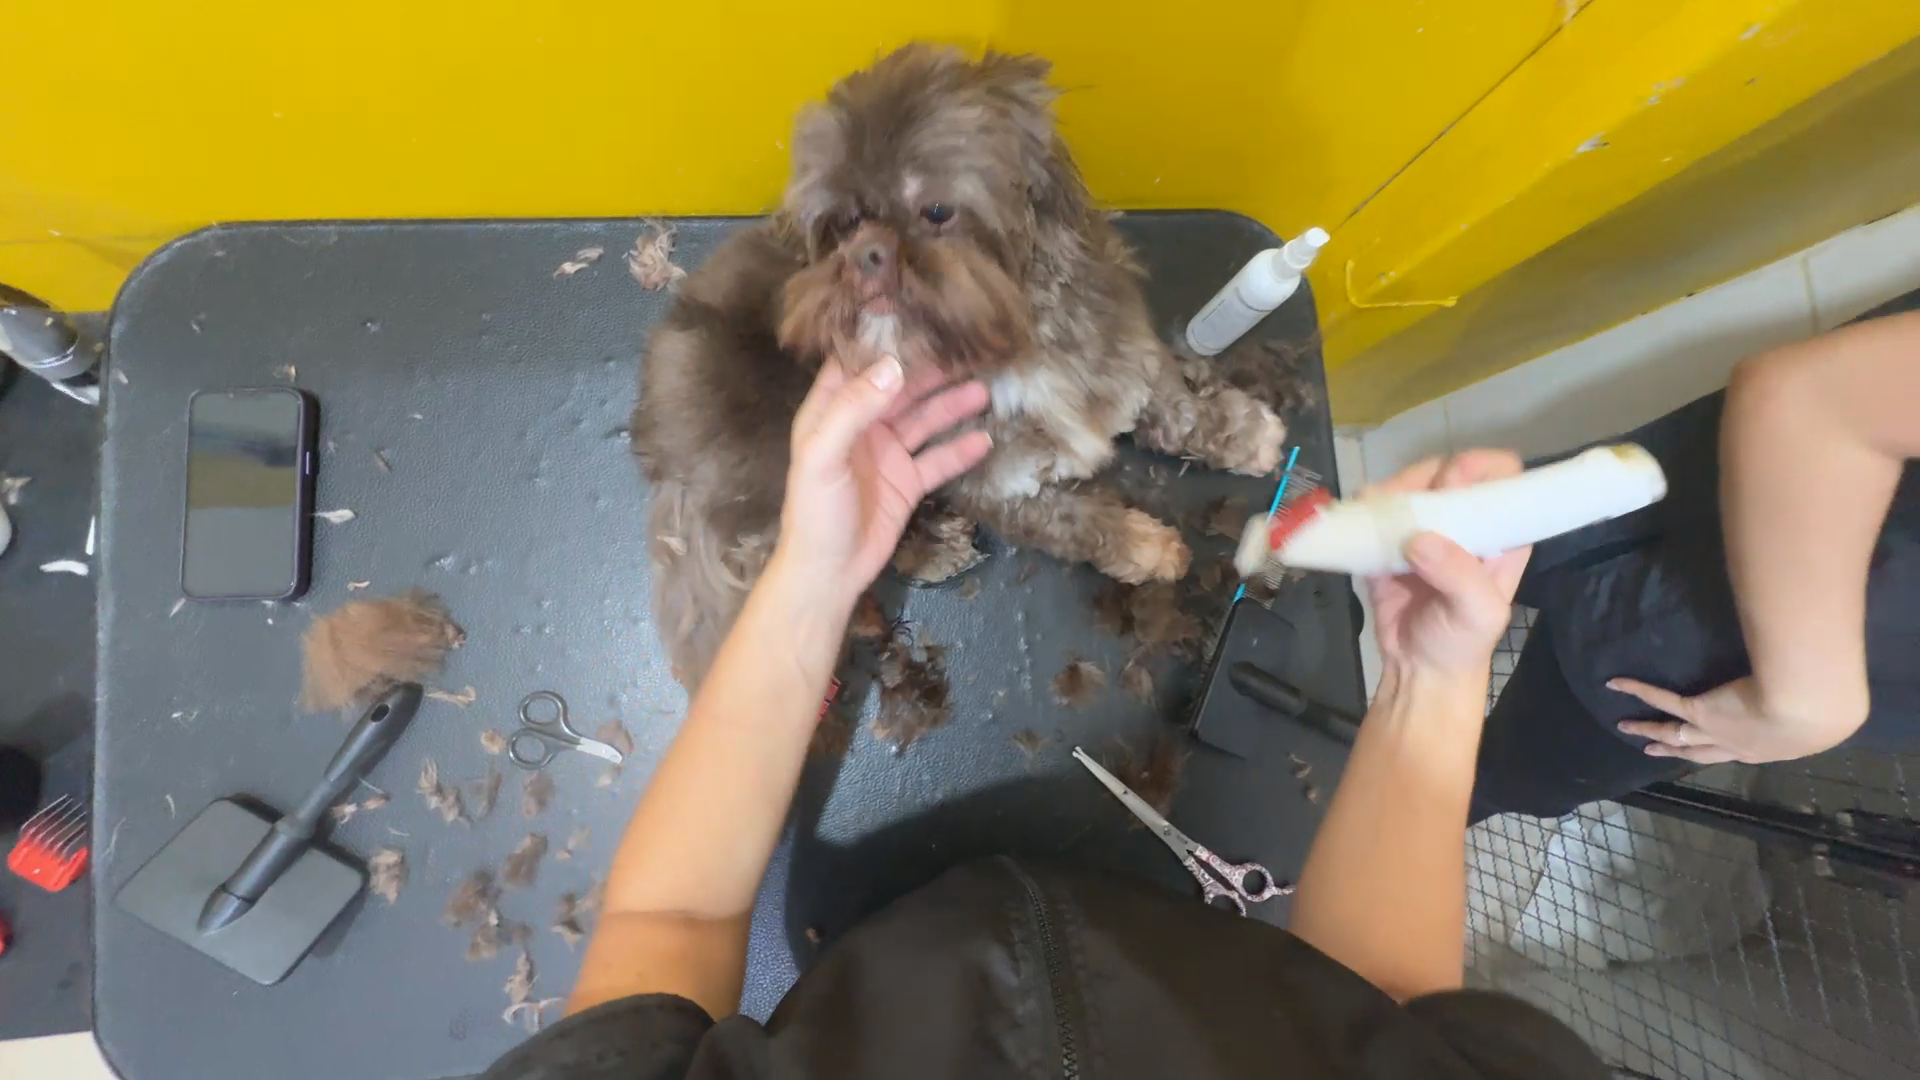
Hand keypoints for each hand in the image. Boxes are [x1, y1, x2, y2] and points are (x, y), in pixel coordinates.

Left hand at [771, 354, 992, 614]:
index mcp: (832, 413)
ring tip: (984, 388)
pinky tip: (985, 440)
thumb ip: (854, 409)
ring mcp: (887, 454)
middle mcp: (862, 427)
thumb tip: (894, 367)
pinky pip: (938, 461)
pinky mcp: (907, 483)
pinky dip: (960, 450)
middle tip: (967, 351)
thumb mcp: (824, 455)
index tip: (919, 318)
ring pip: (925, 421)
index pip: (858, 365)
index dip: (885, 342)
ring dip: (951, 405)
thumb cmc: (815, 512)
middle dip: (931, 371)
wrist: (829, 572)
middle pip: (900, 389)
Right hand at [1367, 452, 1530, 677]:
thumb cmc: (1460, 641)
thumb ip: (1459, 575)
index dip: (1476, 470)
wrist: (1417, 668)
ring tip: (1371, 515)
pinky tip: (1353, 523)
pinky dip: (1359, 513)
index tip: (1448, 486)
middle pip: (1443, 473)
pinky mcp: (1385, 545)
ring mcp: (1421, 532)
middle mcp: (1460, 524)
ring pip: (1405, 489)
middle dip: (1420, 479)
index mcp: (1497, 533)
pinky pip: (1372, 516)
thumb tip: (1418, 539)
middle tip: (1400, 504)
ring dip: (1385, 494)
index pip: (1499, 477)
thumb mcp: (1478, 614)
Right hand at [1610, 675, 1847, 763]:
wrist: (1807, 708)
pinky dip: (1637, 690)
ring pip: (1672, 733)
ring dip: (1646, 729)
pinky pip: (1661, 700)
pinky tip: (1615, 683)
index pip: (1730, 753)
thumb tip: (1806, 706)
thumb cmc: (1824, 715)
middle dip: (1671, 750)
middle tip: (1649, 750)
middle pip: (1693, 751)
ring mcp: (1711, 730)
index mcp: (1763, 750)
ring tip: (1624, 726)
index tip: (1694, 751)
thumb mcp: (1821, 723)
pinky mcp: (1698, 710)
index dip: (1710, 752)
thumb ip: (1806, 720)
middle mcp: (1733, 746)